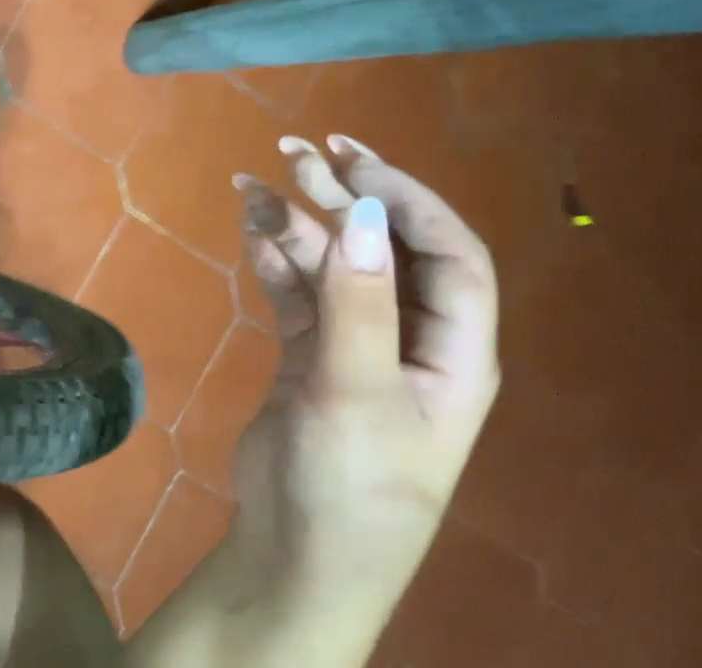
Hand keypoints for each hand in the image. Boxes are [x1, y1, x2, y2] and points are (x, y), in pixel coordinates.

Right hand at [224, 134, 499, 652]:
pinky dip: (271, 258)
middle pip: (386, 250)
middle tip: (293, 149)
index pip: (448, 256)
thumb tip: (361, 218)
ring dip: (295, 223)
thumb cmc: (351, 486)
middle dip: (344, 197)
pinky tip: (247, 226)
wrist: (297, 552)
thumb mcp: (356, 396)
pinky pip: (293, 292)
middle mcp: (410, 340)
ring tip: (249, 182)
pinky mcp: (307, 357)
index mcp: (454, 354)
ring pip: (330, 266)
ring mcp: (354, 347)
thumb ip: (358, 306)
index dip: (406, 202)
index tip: (350, 165)